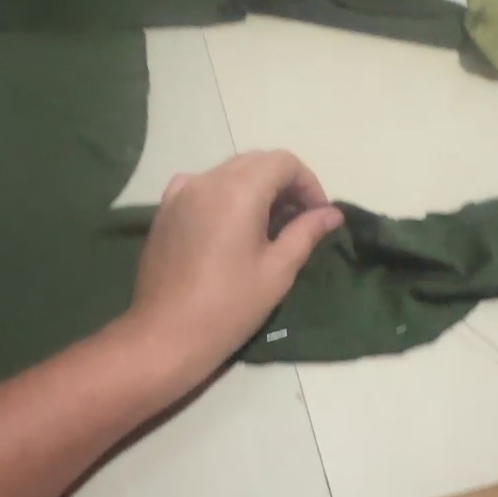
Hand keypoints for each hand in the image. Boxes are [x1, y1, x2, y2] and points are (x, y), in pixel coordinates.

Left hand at [118, 151, 343, 387]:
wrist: (166, 335)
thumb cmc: (230, 306)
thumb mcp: (278, 270)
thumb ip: (306, 232)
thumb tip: (332, 213)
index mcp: (239, 190)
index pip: (284, 162)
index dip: (308, 183)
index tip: (318, 214)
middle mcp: (208, 180)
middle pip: (256, 161)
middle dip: (284, 183)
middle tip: (300, 219)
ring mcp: (181, 192)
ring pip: (229, 171)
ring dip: (256, 186)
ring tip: (269, 224)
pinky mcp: (165, 209)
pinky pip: (201, 185)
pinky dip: (224, 193)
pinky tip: (230, 222)